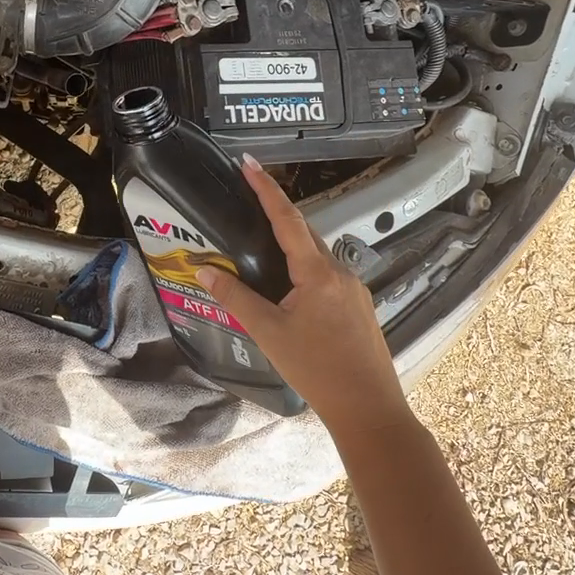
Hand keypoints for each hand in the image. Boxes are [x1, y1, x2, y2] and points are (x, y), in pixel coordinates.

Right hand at [195, 155, 411, 434]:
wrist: (370, 411)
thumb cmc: (316, 369)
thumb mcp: (268, 332)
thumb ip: (235, 297)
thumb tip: (204, 270)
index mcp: (317, 273)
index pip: (287, 219)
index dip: (266, 189)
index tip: (249, 162)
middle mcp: (340, 273)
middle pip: (304, 233)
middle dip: (277, 213)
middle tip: (249, 197)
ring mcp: (355, 290)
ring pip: (317, 255)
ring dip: (291, 243)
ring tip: (263, 243)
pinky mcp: (360, 308)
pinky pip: (327, 274)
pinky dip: (304, 266)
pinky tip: (290, 284)